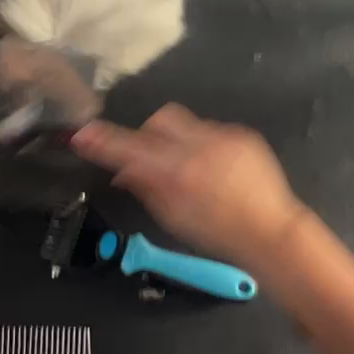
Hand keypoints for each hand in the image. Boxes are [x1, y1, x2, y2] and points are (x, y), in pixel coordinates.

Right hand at [70, 105, 310, 267]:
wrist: (271, 232)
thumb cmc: (217, 234)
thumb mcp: (173, 217)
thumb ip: (145, 188)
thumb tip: (122, 170)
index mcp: (177, 172)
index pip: (130, 148)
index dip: (103, 140)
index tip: (82, 134)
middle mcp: (199, 146)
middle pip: (160, 120)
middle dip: (150, 134)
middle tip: (151, 158)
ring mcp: (225, 137)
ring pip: (188, 125)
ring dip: (179, 142)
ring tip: (192, 171)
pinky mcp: (244, 136)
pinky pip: (214, 133)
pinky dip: (206, 148)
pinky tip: (216, 173)